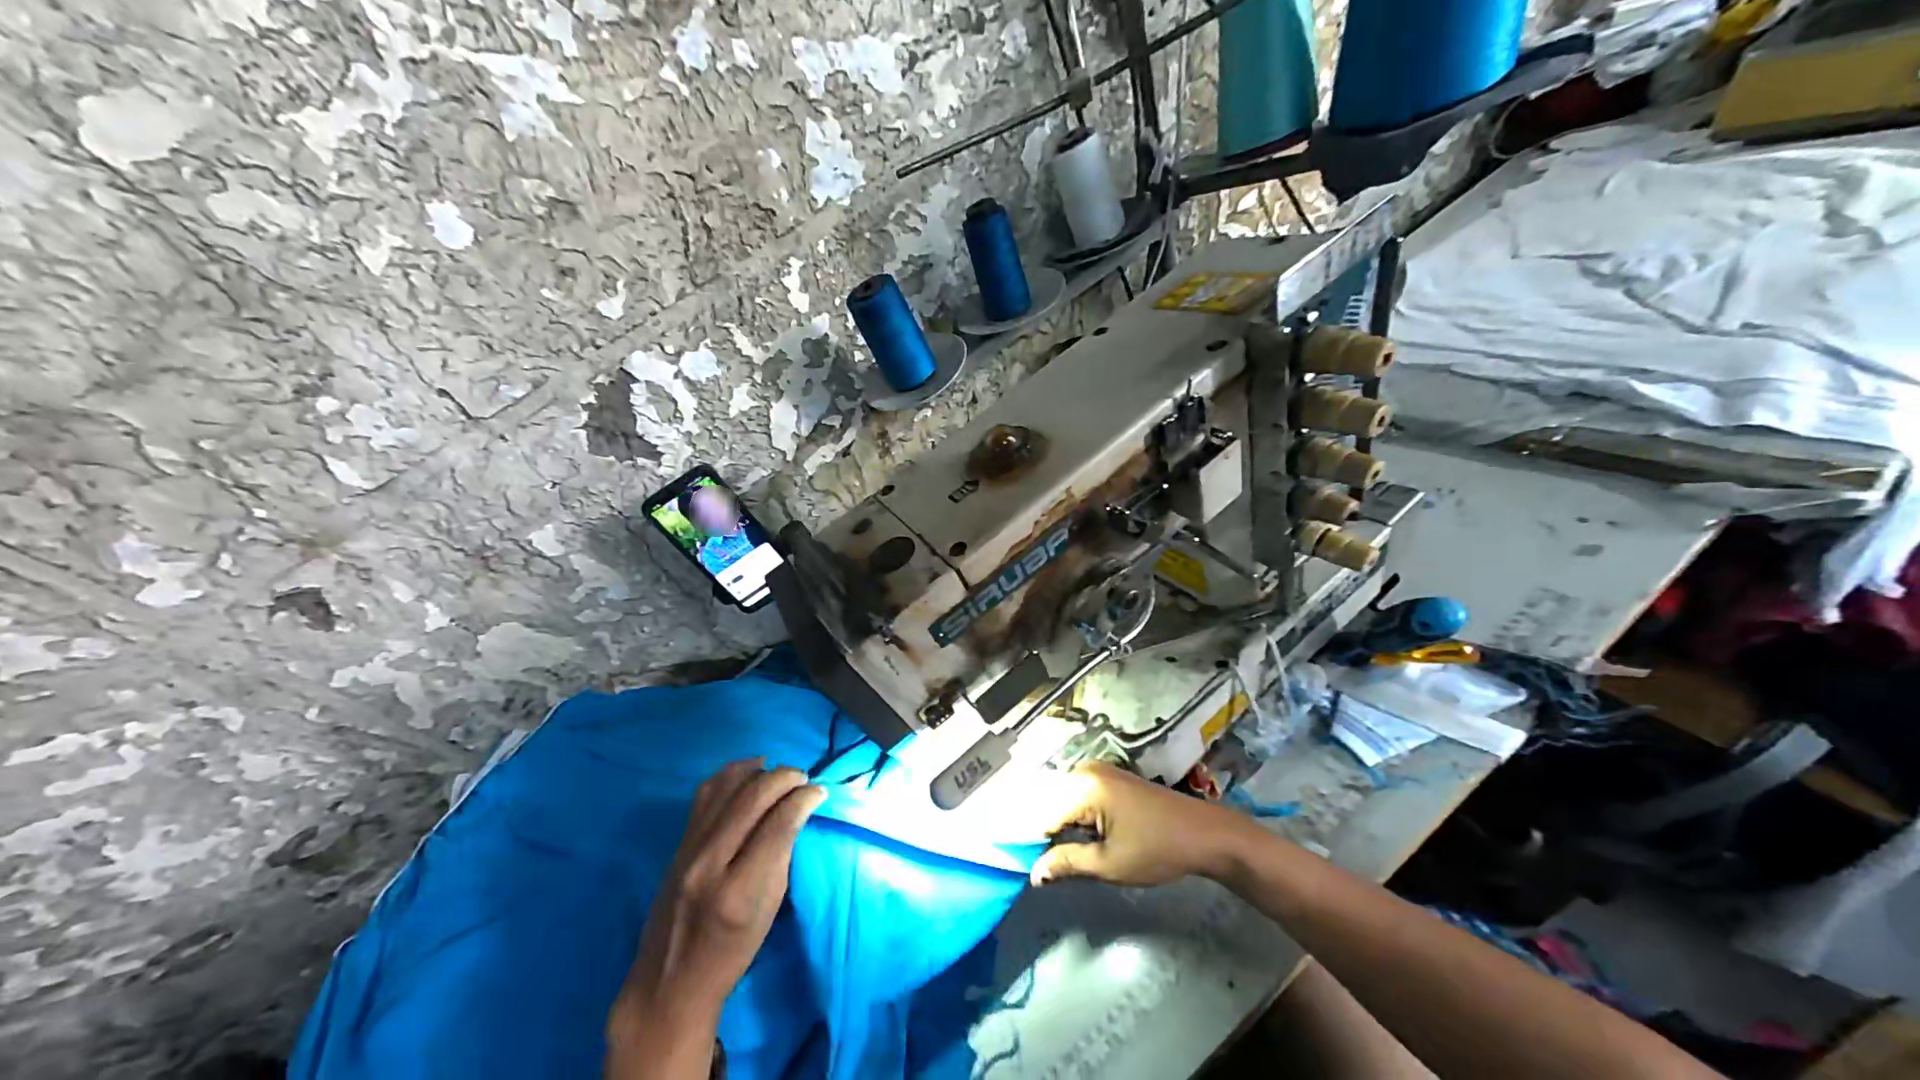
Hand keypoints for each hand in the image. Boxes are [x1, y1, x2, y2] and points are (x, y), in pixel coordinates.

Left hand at [607, 759, 825, 1076]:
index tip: (819, 791)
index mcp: (740, 890)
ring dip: (758, 772)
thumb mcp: (770, 909)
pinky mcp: (676, 845)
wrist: (669, 982)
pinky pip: (705, 795)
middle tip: (804, 777)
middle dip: (784, 777)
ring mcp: (688, 850)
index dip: (804, 798)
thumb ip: (781, 856)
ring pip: (726, 788)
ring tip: (778, 772)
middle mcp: (710, 863)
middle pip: (752, 797)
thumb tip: (796, 811)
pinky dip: (730, 776)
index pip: (778, 824)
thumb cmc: (732, 954)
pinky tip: (748, 772)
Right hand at [1030, 762, 1259, 886]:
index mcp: (1083, 786)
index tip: (1020, 866)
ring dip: (1058, 828)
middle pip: (1049, 804)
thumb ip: (1067, 863)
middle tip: (1040, 866)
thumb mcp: (1109, 864)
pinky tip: (1076, 841)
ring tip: (1055, 856)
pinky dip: (1073, 819)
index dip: (1029, 843)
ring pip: (1062, 802)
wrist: (1207, 835)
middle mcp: (1086, 771)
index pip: (1041, 815)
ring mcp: (1098, 772)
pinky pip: (1078, 798)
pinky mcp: (1110, 779)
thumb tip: (1034, 874)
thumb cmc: (1159, 849)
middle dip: (1042, 834)